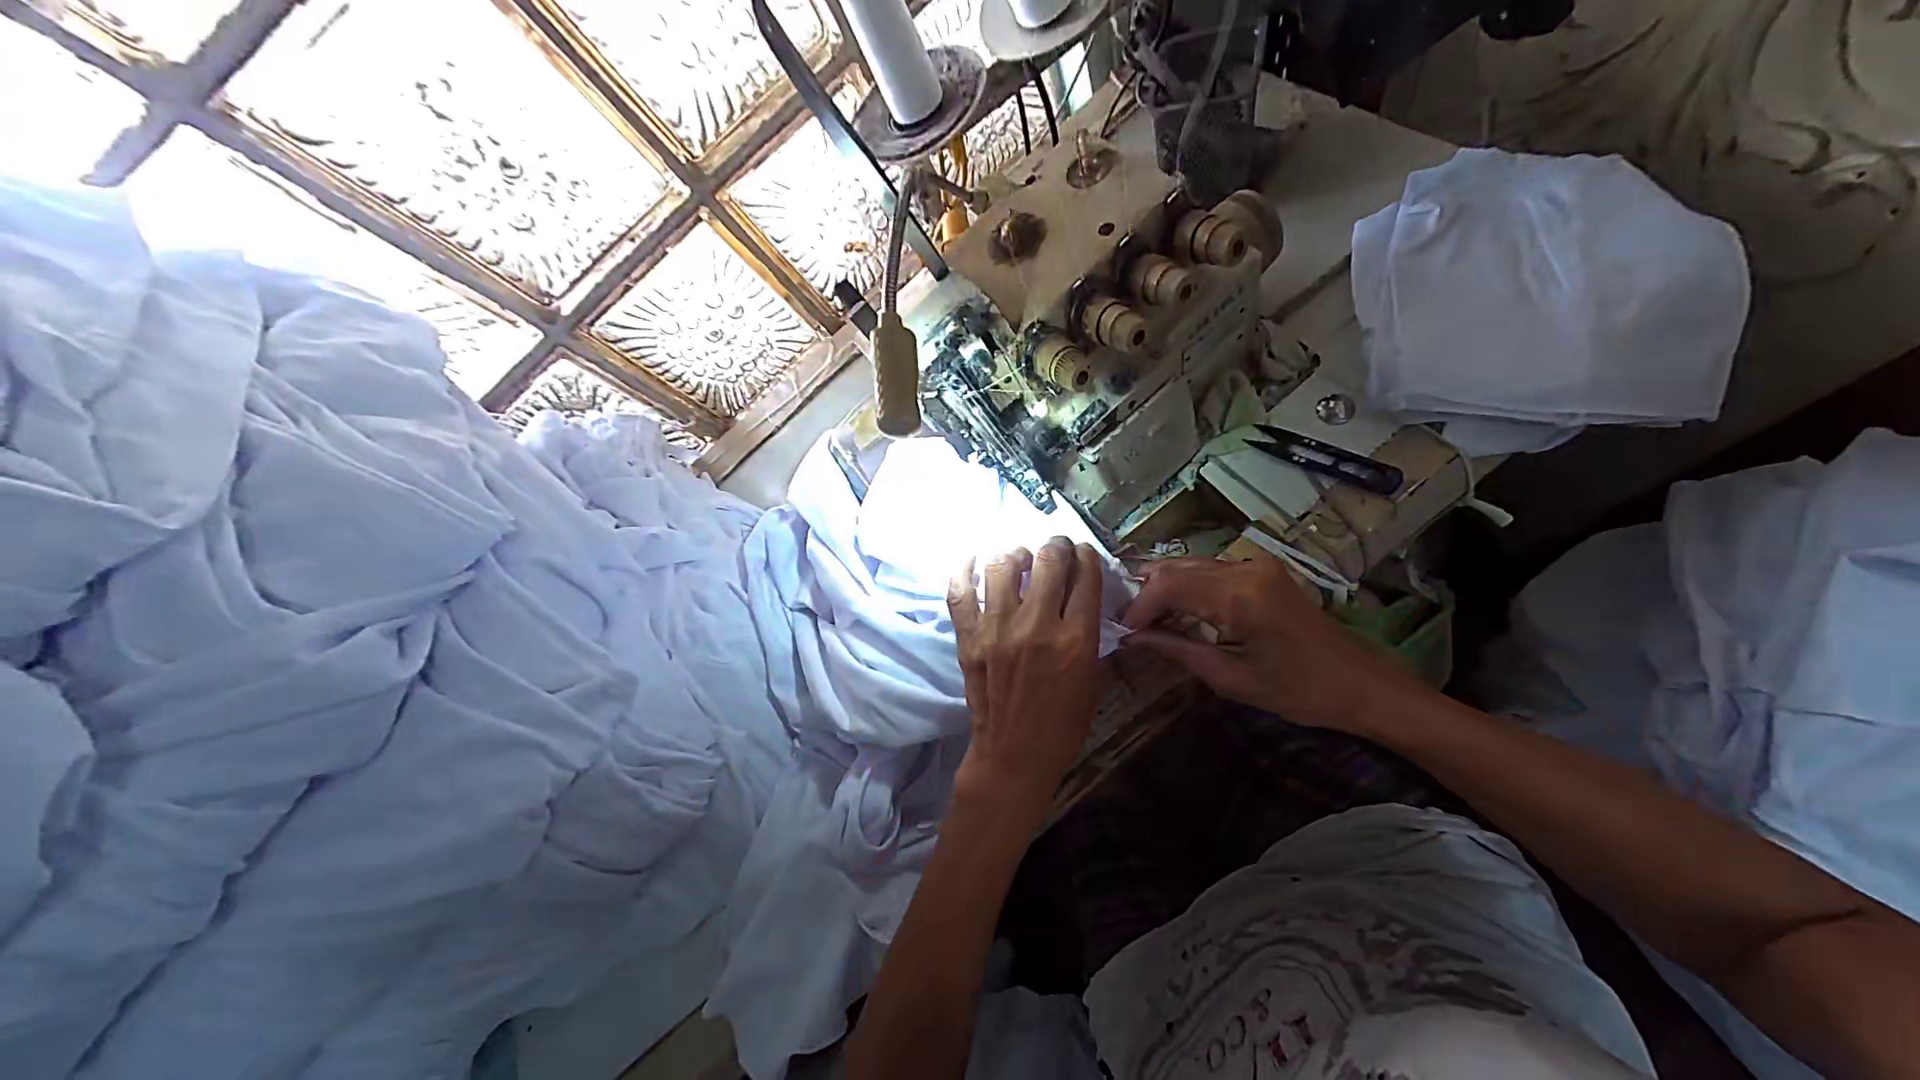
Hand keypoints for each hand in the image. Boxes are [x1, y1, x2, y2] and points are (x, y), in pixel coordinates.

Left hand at [947, 537, 1105, 806]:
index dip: (1085, 555)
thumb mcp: (1094, 682)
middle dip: (1055, 546)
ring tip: (1019, 558)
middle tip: (1054, 548)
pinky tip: (973, 560)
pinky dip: (964, 570)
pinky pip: (960, 592)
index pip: (1085, 576)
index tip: (1082, 553)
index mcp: (1076, 639)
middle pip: (1048, 561)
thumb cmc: (1063, 725)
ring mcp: (998, 629)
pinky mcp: (969, 638)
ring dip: (1016, 554)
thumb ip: (1094, 639)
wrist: (1014, 755)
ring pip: (1003, 566)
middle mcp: (1037, 626)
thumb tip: (1090, 602)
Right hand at [1120, 556, 1430, 736]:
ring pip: (1191, 566)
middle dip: (1146, 595)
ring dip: (1164, 590)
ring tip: (1146, 621)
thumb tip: (1132, 638)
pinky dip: (1187, 588)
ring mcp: (1257, 565)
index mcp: (1240, 594)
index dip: (1138, 606)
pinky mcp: (1263, 571)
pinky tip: (1176, 611)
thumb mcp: (1230, 677)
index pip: (1167, 585)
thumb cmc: (1299, 691)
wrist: (1362, 685)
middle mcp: (1246, 568)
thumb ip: (1176, 649)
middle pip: (1175, 568)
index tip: (1122, 632)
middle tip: (1128, 626)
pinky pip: (1211, 571)